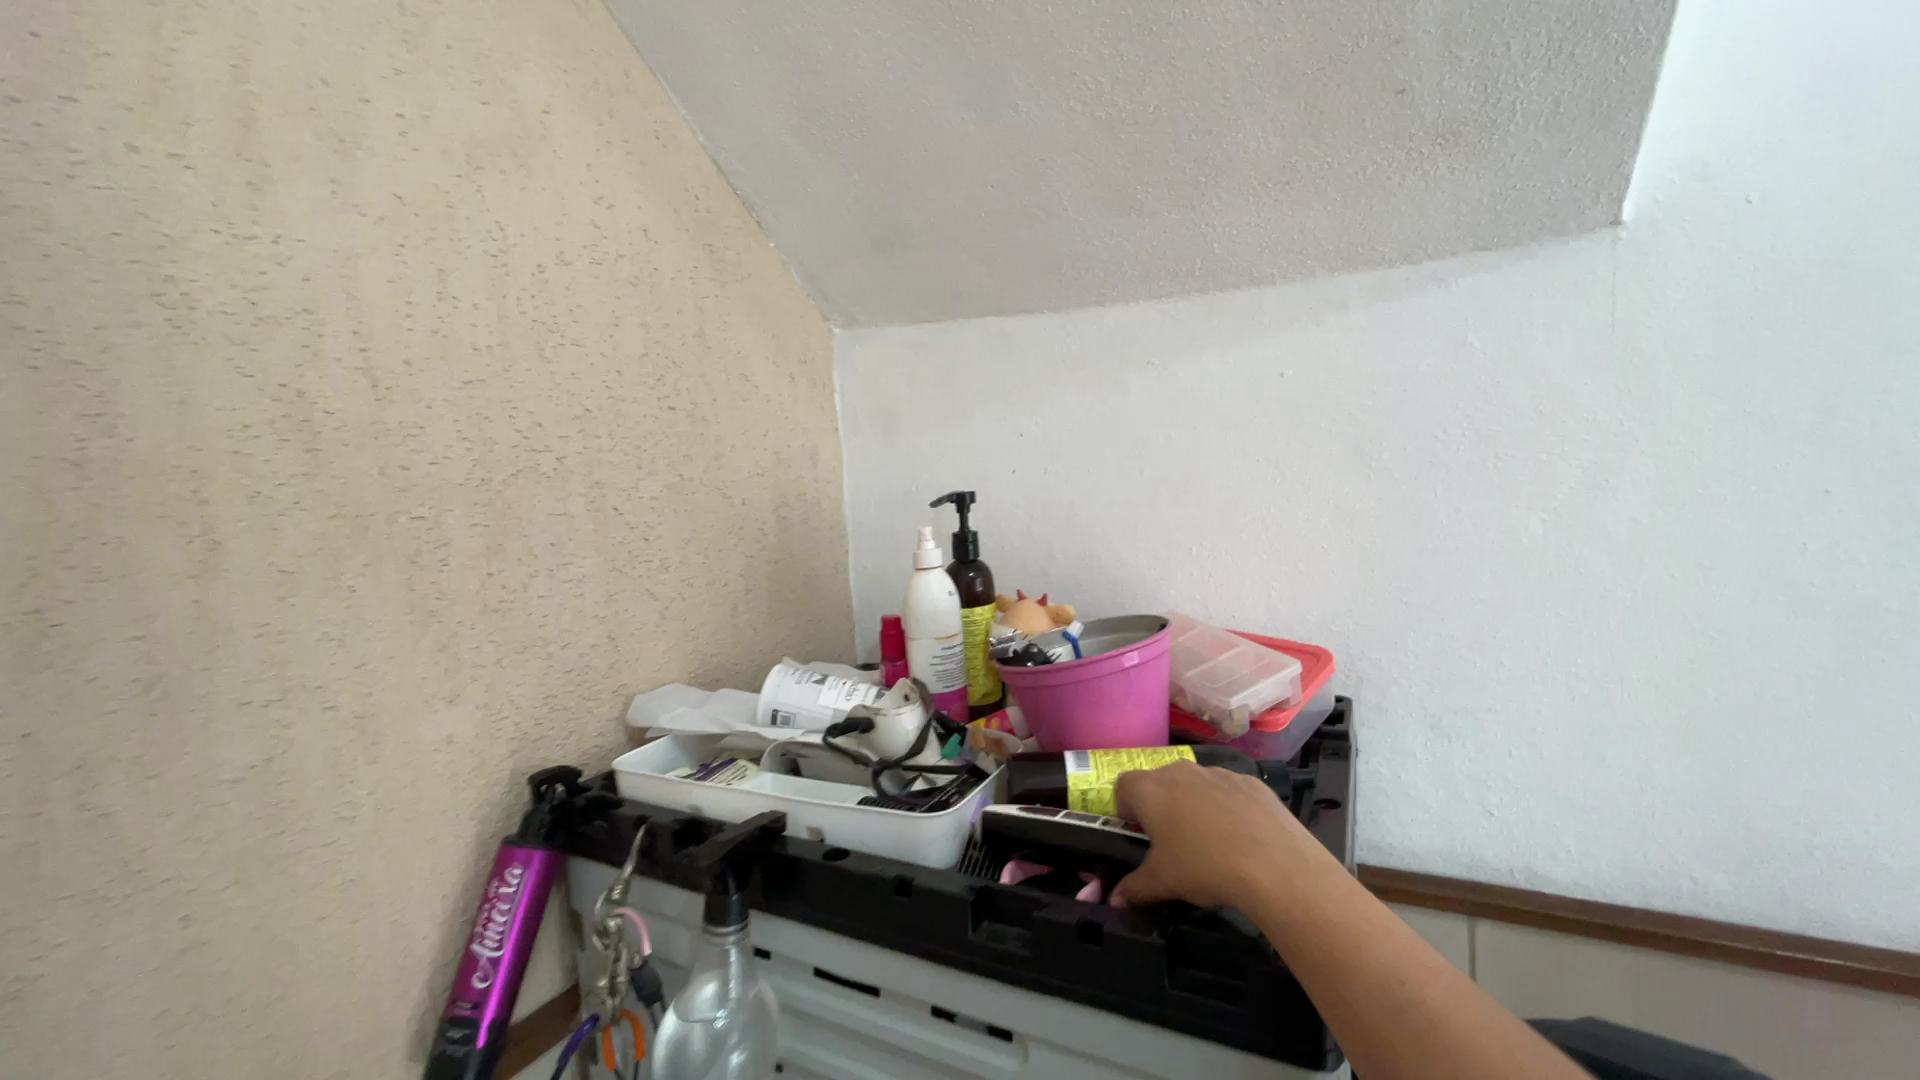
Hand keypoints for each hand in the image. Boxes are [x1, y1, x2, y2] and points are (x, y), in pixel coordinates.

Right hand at [1110, 760, 1333, 910]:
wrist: (1275, 864)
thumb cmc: (1204, 867)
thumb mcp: (1162, 883)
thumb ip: (1133, 889)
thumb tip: (1115, 901)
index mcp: (1151, 790)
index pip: (1123, 786)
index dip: (1126, 807)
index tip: (1139, 833)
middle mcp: (1180, 771)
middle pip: (1160, 782)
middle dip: (1161, 806)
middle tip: (1172, 841)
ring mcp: (1218, 773)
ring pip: (1196, 784)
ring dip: (1194, 804)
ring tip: (1211, 841)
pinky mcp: (1250, 781)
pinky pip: (1229, 791)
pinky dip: (1228, 807)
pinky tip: (1242, 837)